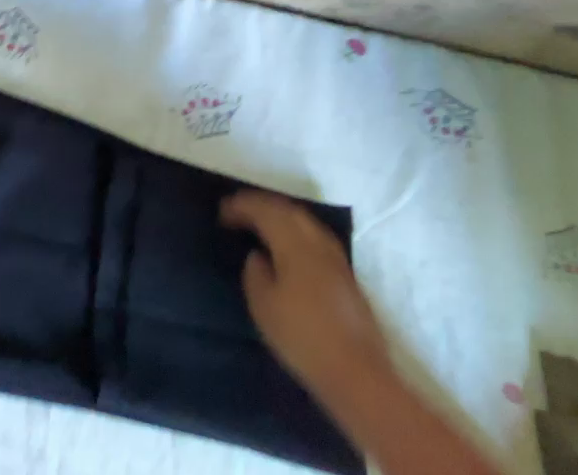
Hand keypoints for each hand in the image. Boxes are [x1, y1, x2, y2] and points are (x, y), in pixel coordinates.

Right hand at [221, 190, 390, 396]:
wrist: (357, 374)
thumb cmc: (301, 338)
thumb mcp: (263, 305)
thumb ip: (255, 272)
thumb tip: (258, 255)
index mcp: (296, 250)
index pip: (267, 213)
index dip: (242, 207)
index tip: (220, 213)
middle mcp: (320, 248)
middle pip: (290, 211)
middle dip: (262, 204)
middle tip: (236, 209)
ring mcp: (338, 262)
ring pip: (308, 222)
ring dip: (281, 214)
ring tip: (259, 221)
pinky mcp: (347, 277)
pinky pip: (317, 236)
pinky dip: (296, 228)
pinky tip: (287, 242)